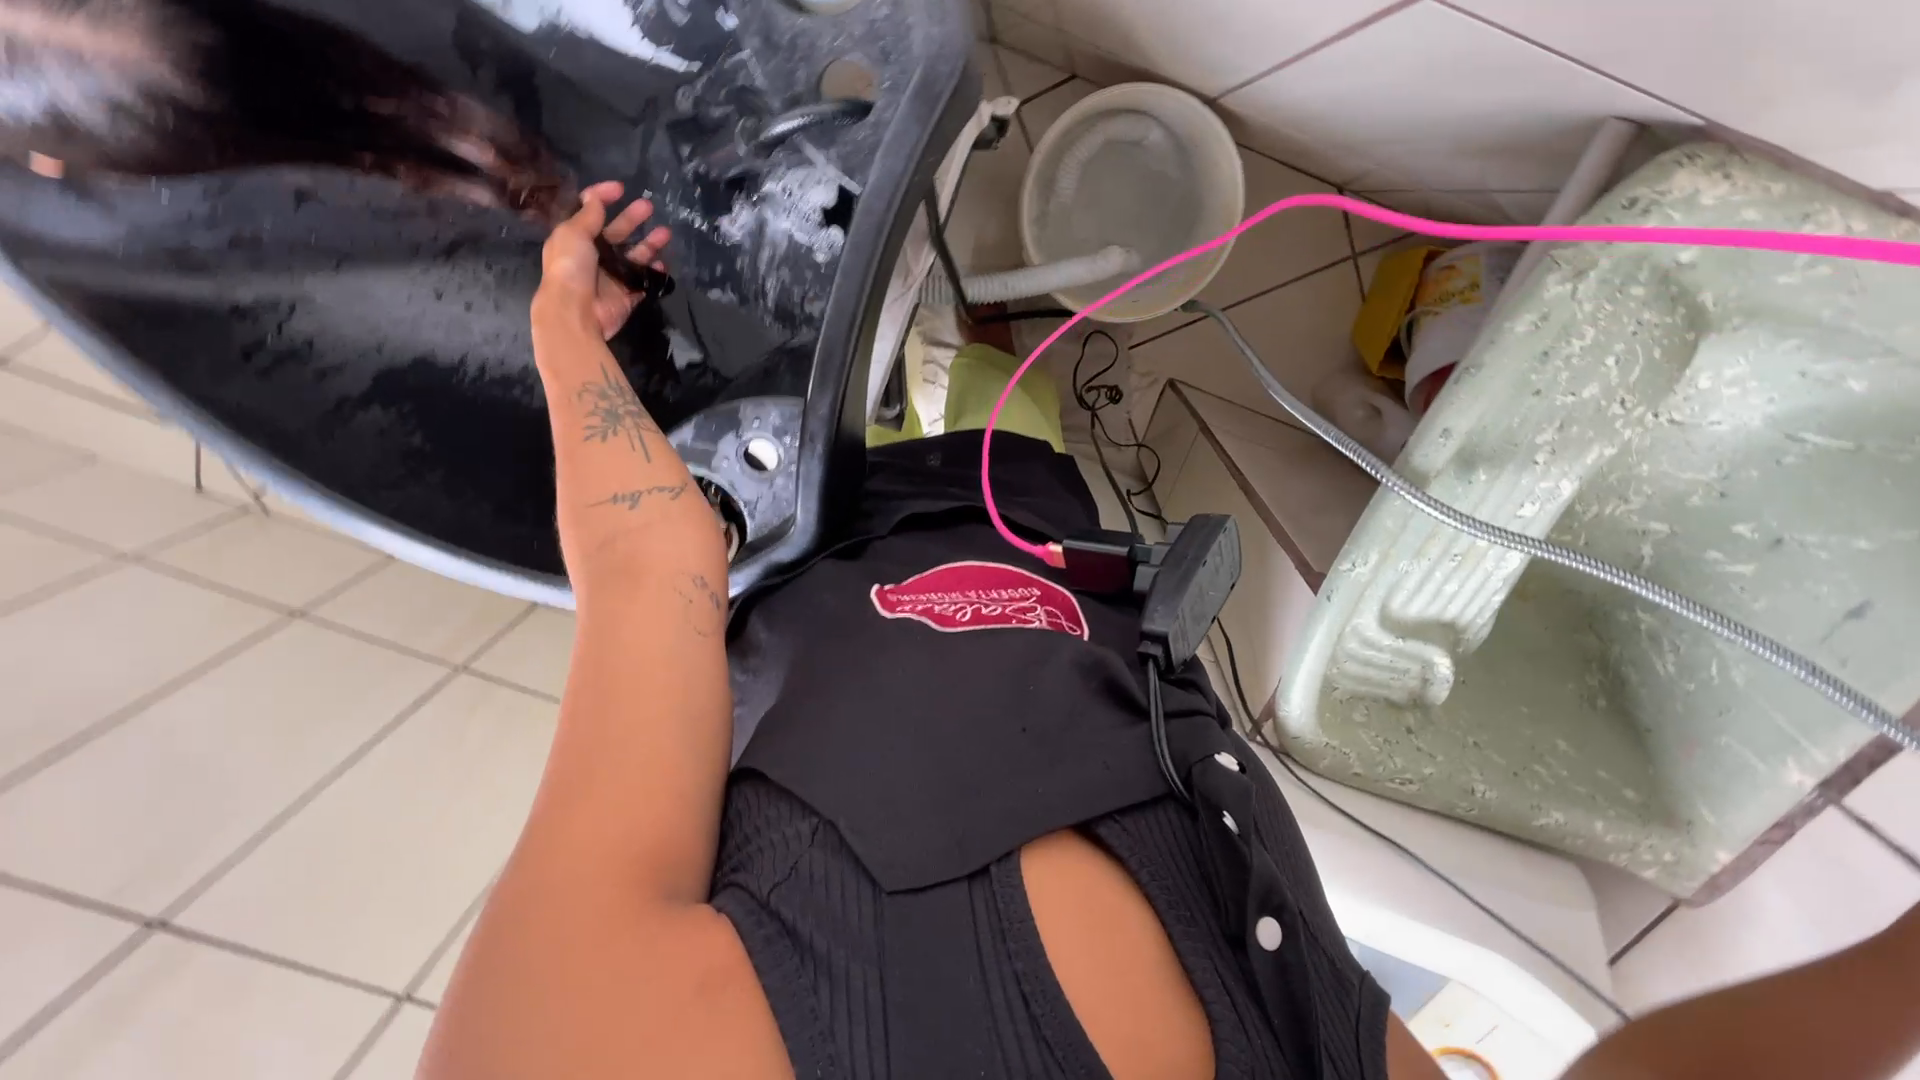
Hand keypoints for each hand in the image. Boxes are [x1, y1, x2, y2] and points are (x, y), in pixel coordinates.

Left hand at [536, 181, 671, 340]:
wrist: (575, 312)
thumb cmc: (570, 267)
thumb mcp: (573, 233)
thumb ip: (588, 215)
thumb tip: (595, 197)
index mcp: (575, 238)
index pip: (590, 211)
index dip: (603, 197)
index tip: (621, 189)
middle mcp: (594, 255)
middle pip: (616, 232)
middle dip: (632, 218)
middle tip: (649, 207)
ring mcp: (611, 276)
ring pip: (634, 255)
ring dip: (650, 243)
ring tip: (666, 233)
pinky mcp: (626, 295)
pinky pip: (643, 281)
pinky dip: (654, 273)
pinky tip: (663, 264)